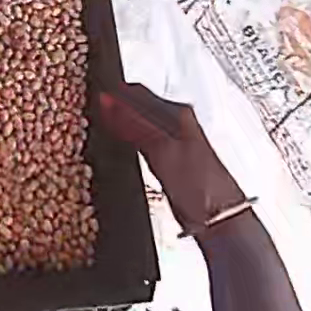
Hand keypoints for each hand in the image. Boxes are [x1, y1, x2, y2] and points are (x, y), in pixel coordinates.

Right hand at [98, 83, 246, 231]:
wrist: (219, 219)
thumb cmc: (199, 184)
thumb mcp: (159, 148)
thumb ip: (132, 122)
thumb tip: (107, 100)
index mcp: (178, 113)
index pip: (138, 92)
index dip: (114, 92)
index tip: (92, 94)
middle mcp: (177, 123)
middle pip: (139, 105)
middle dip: (116, 105)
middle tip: (92, 107)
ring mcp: (173, 141)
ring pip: (140, 122)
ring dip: (121, 122)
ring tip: (100, 123)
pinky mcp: (169, 159)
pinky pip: (142, 139)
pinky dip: (128, 138)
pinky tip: (120, 143)